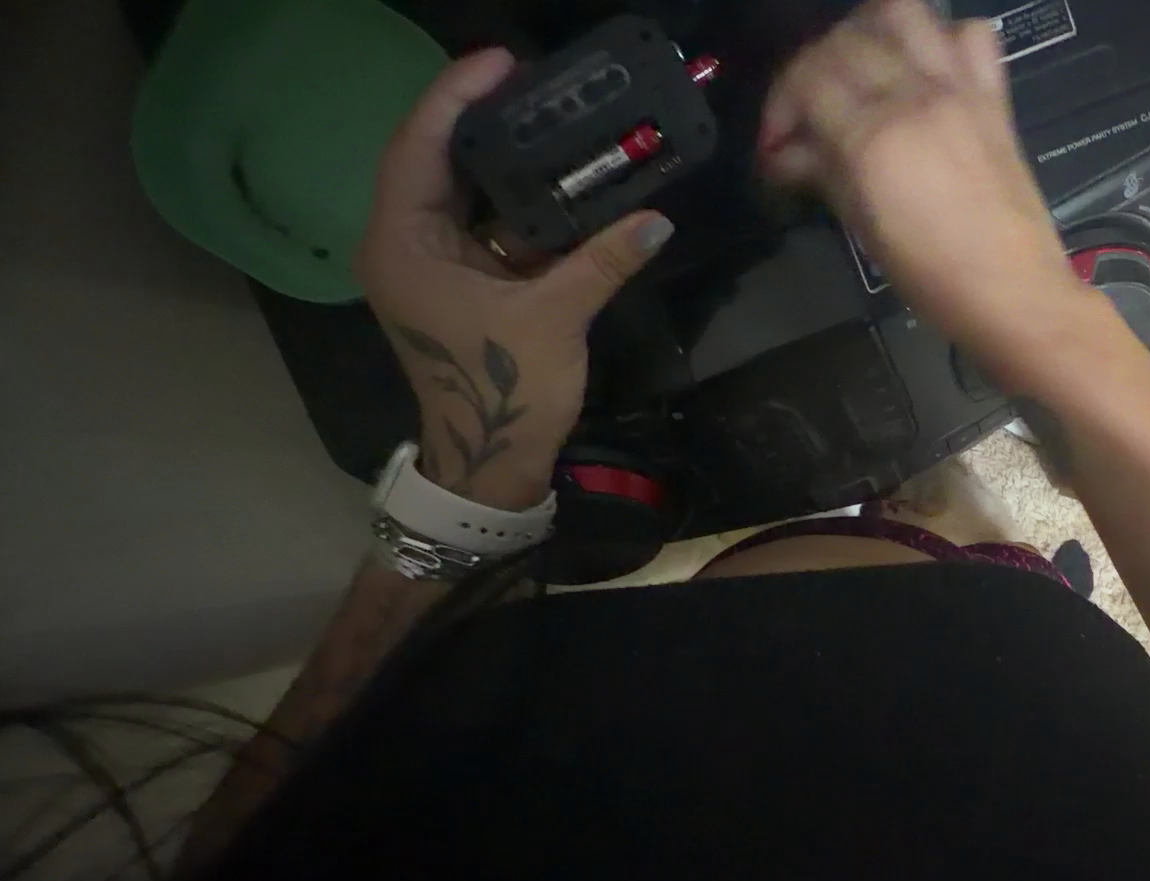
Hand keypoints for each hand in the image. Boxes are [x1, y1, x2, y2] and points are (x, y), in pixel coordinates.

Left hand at [356, 49, 678, 509]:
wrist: (495, 460)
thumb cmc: (506, 389)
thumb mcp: (555, 319)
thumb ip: (603, 263)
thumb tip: (658, 222)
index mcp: (404, 243)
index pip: (419, 147)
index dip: (455, 98)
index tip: (500, 62)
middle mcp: (407, 246)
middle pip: (439, 167)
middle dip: (485, 129)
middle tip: (535, 93)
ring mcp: (435, 271)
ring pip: (468, 204)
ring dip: (509, 175)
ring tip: (555, 136)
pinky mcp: (464, 292)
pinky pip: (491, 238)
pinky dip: (524, 219)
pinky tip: (563, 199)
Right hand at [760, 0, 1097, 364]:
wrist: (1016, 296)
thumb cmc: (936, 282)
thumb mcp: (868, 235)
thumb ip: (827, 178)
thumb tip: (785, 156)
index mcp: (874, 140)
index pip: (807, 82)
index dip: (779, 107)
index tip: (776, 145)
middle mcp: (914, 98)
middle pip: (844, 43)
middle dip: (810, 72)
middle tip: (808, 117)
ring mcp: (959, 91)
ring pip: (902, 14)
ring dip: (868, 31)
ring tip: (859, 71)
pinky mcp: (994, 99)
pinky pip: (972, 35)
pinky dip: (944, 40)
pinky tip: (928, 73)